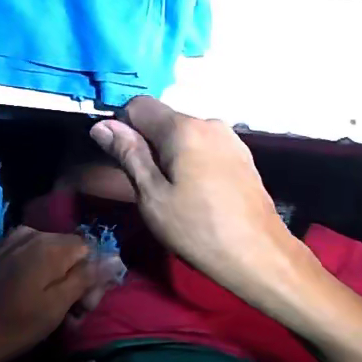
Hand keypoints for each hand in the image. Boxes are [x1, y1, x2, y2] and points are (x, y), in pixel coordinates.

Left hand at [0, 227, 119, 361]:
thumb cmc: (3, 328)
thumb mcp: (52, 309)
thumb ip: (84, 279)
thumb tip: (114, 257)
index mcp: (48, 244)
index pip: (90, 250)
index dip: (94, 280)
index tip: (84, 310)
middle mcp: (27, 234)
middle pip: (68, 252)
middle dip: (74, 283)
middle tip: (68, 320)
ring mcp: (4, 242)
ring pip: (45, 258)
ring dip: (53, 285)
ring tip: (45, 318)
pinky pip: (24, 261)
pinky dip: (32, 280)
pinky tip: (22, 306)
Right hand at [89, 97, 313, 311]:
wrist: (258, 255)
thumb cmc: (197, 229)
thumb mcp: (152, 195)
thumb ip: (128, 155)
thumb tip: (102, 126)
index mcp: (184, 128)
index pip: (139, 106)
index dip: (121, 127)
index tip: (121, 160)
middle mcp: (209, 123)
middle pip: (164, 121)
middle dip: (147, 145)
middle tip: (148, 187)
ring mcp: (230, 139)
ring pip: (185, 135)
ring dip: (170, 156)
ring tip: (174, 194)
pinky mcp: (242, 157)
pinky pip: (205, 148)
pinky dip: (192, 162)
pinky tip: (197, 194)